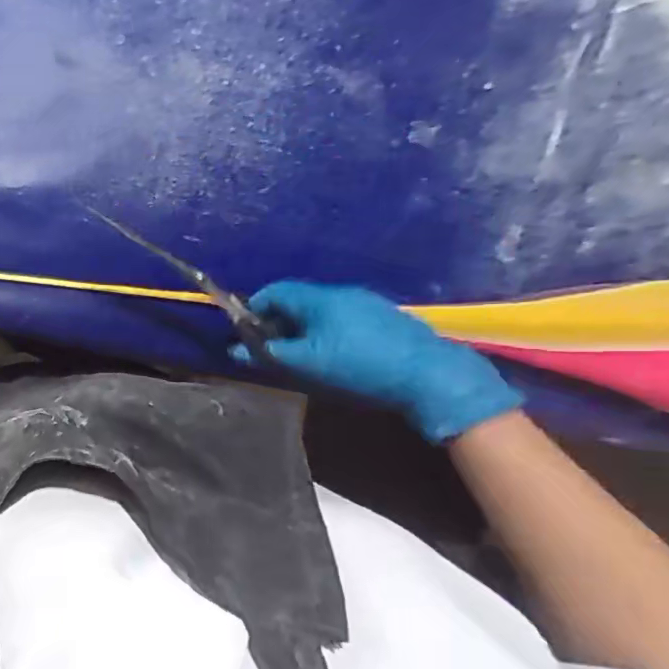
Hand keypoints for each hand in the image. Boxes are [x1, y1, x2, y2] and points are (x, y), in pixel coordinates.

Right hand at [231, 281, 521, 442]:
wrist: (432, 377)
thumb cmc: (358, 366)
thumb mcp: (306, 363)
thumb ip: (268, 353)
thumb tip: (235, 349)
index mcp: (319, 298)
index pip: (273, 291)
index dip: (253, 310)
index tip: (247, 334)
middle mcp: (342, 293)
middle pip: (297, 300)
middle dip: (278, 322)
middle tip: (272, 349)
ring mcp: (368, 303)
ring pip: (321, 310)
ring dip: (303, 328)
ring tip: (302, 356)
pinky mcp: (386, 318)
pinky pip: (343, 318)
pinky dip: (327, 332)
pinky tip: (335, 356)